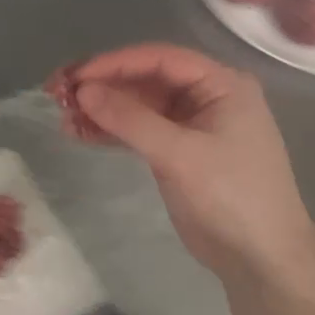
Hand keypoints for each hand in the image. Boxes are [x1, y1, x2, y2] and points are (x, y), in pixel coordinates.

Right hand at [53, 44, 314, 291]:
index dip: (114, 64)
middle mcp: (206, 98)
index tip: (74, 78)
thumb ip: (130, 120)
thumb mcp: (179, 154)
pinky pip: (135, 131)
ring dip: (99, 110)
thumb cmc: (230, 195)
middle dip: (100, 86)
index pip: (160, 60)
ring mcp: (190, 126)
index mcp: (221, 85)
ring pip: (136, 107)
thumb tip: (82, 91)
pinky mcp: (175, 153)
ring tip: (62, 118)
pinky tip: (79, 134)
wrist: (257, 254)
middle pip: (144, 80)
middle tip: (56, 94)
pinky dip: (108, 131)